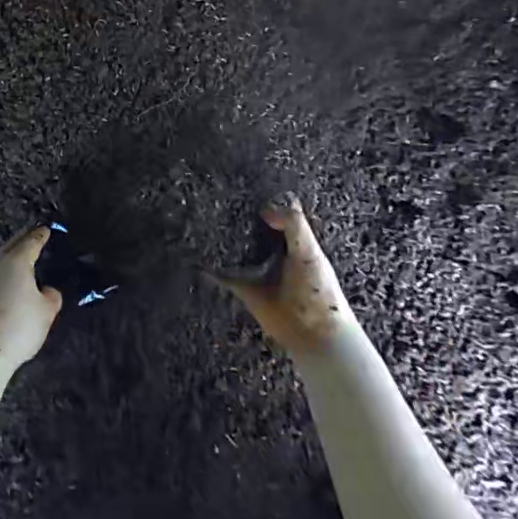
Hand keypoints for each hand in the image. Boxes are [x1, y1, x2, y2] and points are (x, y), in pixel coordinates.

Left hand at [0, 226, 62, 370]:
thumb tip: (46, 289)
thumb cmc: (18, 328)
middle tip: (32, 234)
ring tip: (18, 257)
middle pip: (10, 246)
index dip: (40, 235)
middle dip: (22, 239)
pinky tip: (2, 283)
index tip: (46, 229)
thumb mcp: (46, 312)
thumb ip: (51, 296)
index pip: (31, 242)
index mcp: (16, 262)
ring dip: (8, 256)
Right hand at [215, 192, 357, 354]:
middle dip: (237, 215)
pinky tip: (197, 255)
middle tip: (216, 198)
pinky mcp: (244, 286)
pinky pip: (222, 273)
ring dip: (222, 238)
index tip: (245, 184)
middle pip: (252, 226)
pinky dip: (209, 266)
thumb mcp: (309, 251)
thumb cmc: (320, 293)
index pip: (278, 209)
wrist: (314, 335)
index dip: (266, 197)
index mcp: (294, 238)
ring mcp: (258, 268)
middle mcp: (274, 250)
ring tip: (202, 220)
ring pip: (235, 247)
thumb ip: (294, 225)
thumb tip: (265, 209)